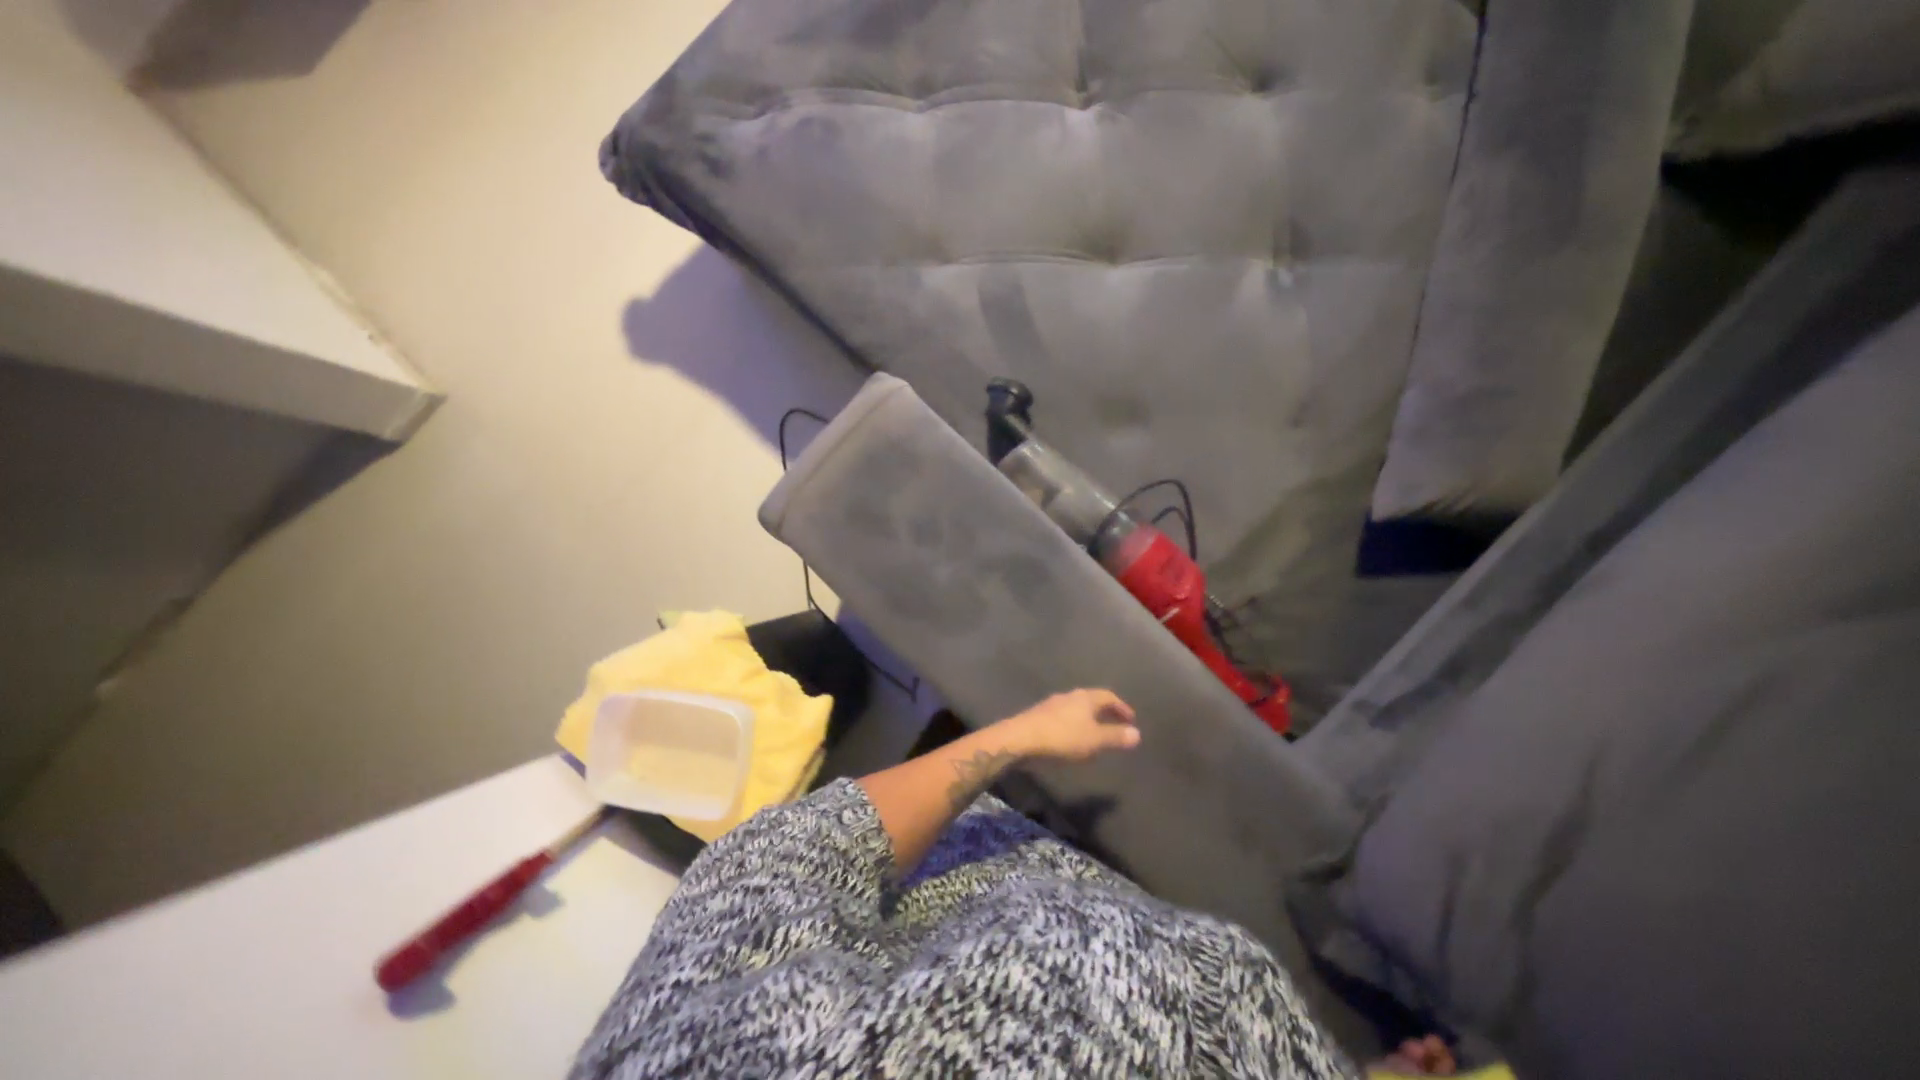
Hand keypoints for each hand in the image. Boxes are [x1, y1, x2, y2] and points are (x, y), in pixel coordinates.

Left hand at [993, 689, 1140, 762]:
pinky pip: (1063, 716)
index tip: (1131, 720)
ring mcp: (1052, 704)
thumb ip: (1115, 736)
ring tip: (1095, 733)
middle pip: (1092, 700)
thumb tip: (1137, 733)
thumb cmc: (1062, 738)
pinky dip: (1074, 724)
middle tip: (1116, 724)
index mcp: (1085, 697)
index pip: (1109, 696)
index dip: (1121, 708)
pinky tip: (1072, 738)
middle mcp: (1069, 695)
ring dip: (1088, 718)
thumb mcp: (1094, 740)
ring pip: (1076, 708)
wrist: (1020, 739)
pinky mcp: (1039, 715)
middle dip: (1105, 712)